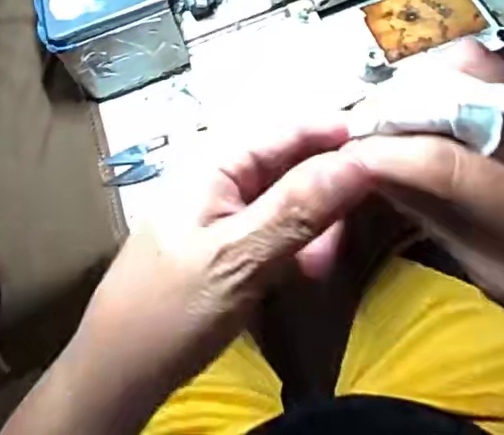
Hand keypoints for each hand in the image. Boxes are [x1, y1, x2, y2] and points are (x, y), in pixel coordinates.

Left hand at [8, 121, 373, 434]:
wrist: (117, 375)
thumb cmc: (170, 308)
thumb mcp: (239, 258)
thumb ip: (298, 207)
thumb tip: (358, 159)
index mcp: (216, 160)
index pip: (288, 129)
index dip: (337, 134)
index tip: (387, 149)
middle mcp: (223, 174)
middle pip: (293, 162)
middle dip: (329, 187)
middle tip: (365, 216)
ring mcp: (226, 209)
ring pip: (290, 199)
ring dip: (316, 223)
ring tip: (325, 260)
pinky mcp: (231, 242)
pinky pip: (278, 229)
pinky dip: (299, 245)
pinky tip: (307, 270)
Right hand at [347, 43, 503, 433]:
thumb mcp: (496, 283)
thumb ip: (436, 218)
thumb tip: (373, 171)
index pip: (453, 166)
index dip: (391, 153)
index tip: (347, 152)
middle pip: (461, 100)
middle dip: (399, 106)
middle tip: (360, 122)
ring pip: (476, 69)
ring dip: (419, 82)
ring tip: (386, 107)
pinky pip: (489, 70)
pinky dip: (444, 75)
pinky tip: (420, 97)